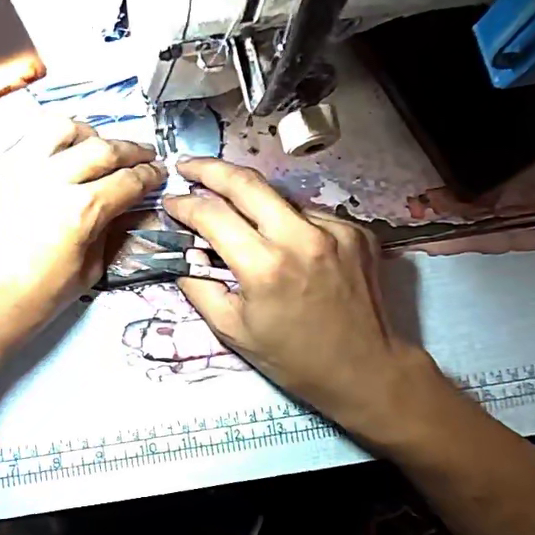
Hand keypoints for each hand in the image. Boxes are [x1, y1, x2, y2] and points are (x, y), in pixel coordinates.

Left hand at [0, 118, 163, 374]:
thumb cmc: (22, 305)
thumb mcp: (85, 274)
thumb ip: (109, 234)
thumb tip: (125, 212)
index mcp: (79, 212)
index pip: (127, 180)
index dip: (149, 176)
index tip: (157, 174)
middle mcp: (48, 181)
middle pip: (102, 148)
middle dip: (130, 150)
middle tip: (142, 156)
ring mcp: (14, 170)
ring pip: (62, 128)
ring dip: (90, 135)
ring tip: (99, 147)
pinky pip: (27, 140)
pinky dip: (52, 142)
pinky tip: (60, 157)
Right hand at [162, 158, 448, 438]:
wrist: (364, 368)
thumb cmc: (293, 359)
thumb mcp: (233, 331)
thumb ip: (199, 286)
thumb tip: (183, 253)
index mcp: (265, 267)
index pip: (212, 214)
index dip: (184, 204)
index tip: (171, 202)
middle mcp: (301, 238)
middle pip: (246, 182)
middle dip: (210, 168)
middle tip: (188, 167)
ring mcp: (334, 230)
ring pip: (280, 198)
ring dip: (255, 204)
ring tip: (244, 224)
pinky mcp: (356, 231)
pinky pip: (310, 215)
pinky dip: (290, 225)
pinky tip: (289, 247)